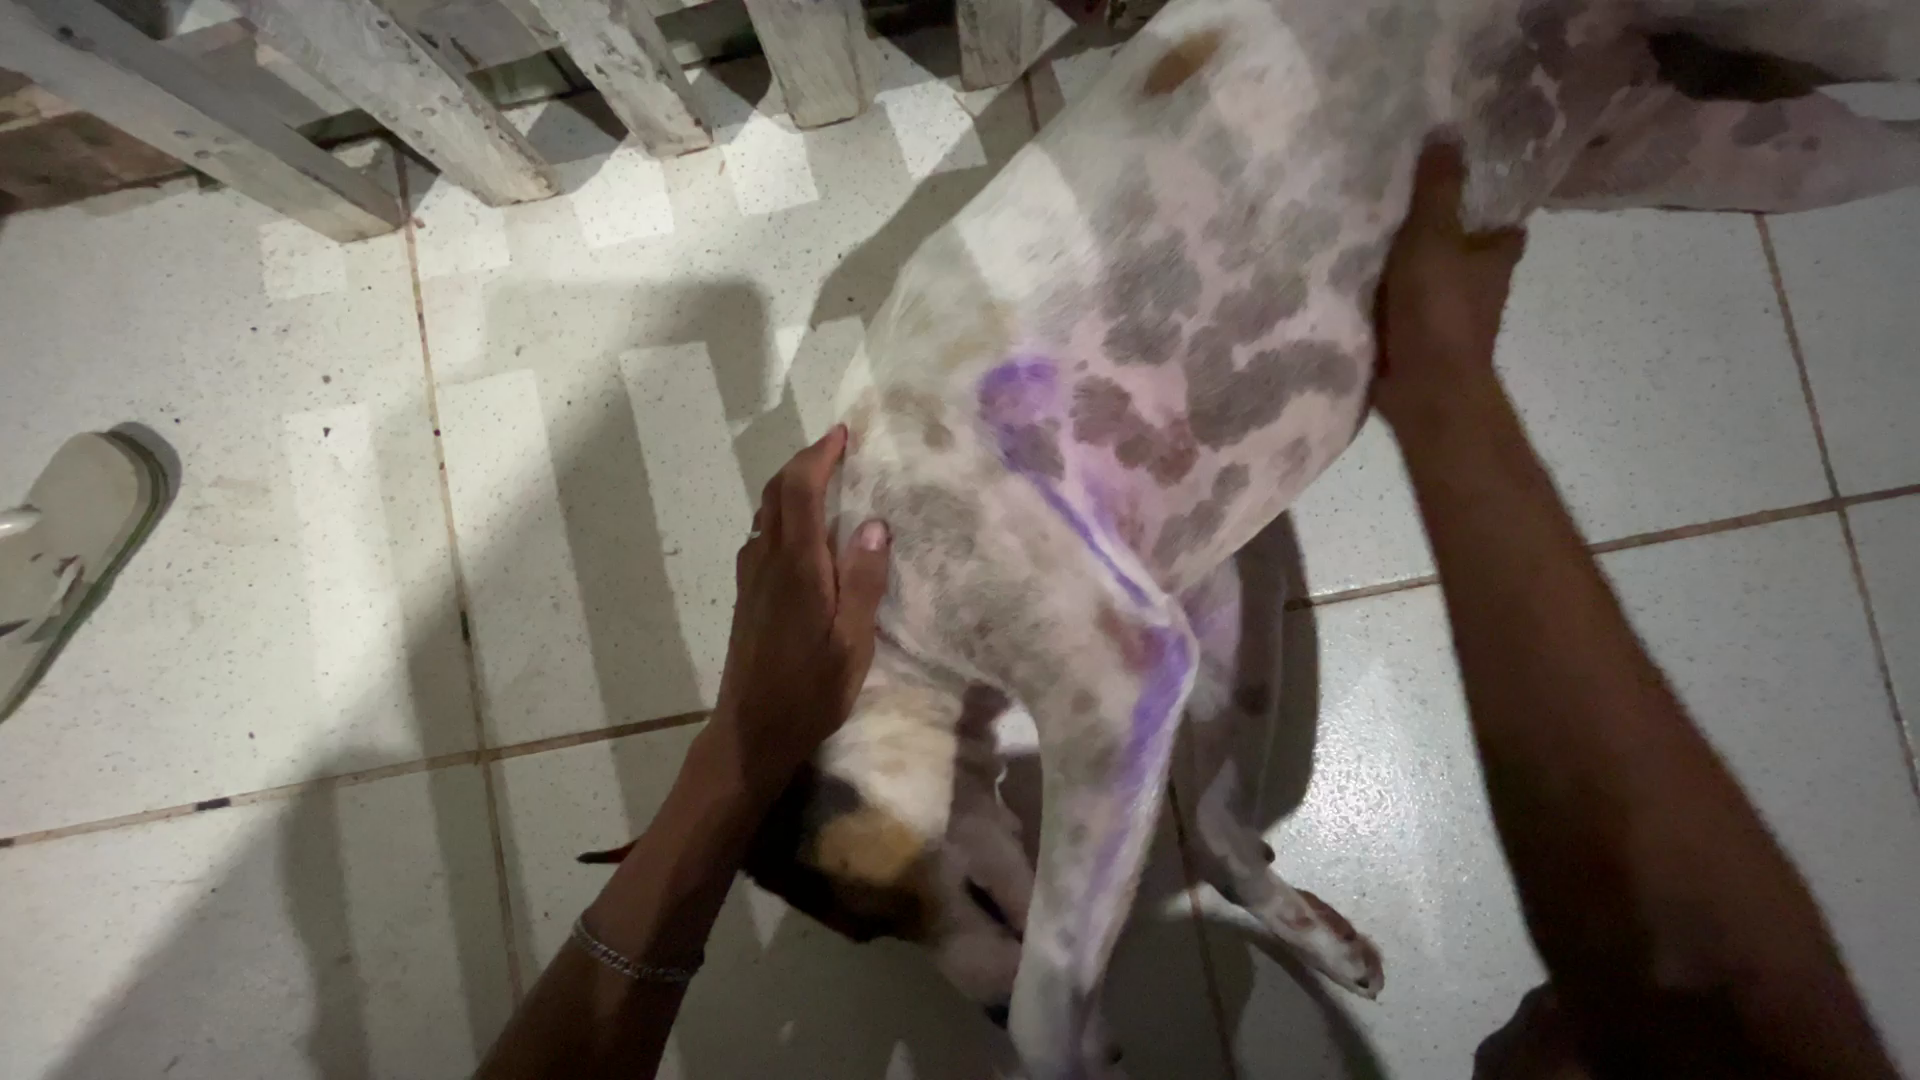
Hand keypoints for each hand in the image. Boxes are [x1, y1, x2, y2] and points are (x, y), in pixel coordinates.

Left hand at [709, 425, 889, 792]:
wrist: (752, 730)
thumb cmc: (810, 690)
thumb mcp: (853, 642)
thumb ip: (863, 581)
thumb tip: (873, 523)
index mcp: (797, 566)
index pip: (800, 490)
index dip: (819, 455)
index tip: (844, 434)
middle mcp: (766, 561)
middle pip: (776, 493)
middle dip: (804, 463)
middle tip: (838, 451)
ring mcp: (751, 578)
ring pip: (765, 514)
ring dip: (792, 487)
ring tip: (827, 484)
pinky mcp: (748, 596)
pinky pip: (762, 537)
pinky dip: (783, 516)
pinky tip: (805, 536)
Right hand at [1372, 142, 1527, 430]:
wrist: (1423, 387)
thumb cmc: (1436, 309)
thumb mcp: (1433, 237)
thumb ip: (1436, 190)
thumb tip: (1447, 130)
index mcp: (1497, 257)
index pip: (1502, 227)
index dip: (1485, 213)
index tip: (1454, 197)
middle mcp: (1481, 289)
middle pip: (1464, 257)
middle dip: (1442, 245)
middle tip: (1400, 221)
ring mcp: (1448, 322)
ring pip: (1431, 288)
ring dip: (1410, 278)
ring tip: (1367, 254)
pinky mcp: (1417, 347)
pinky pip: (1401, 316)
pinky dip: (1387, 308)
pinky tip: (1356, 296)